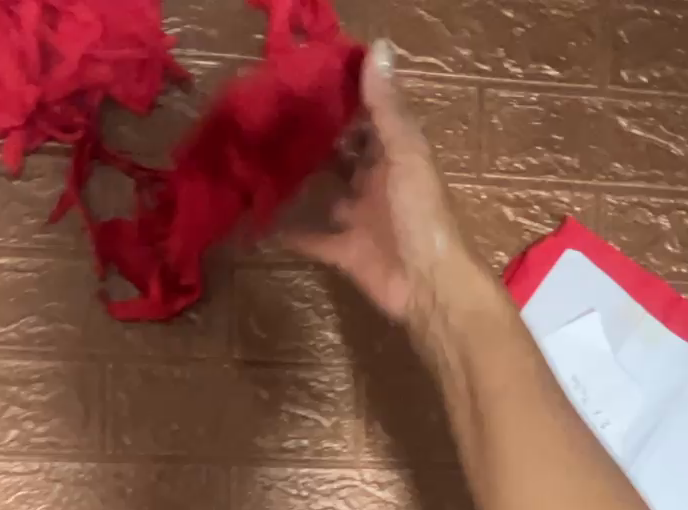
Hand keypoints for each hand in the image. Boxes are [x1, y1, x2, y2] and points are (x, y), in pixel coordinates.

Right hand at [285, 39, 470, 322]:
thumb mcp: (406, 154)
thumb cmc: (422, 215)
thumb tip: (377, 47)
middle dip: (317, 142)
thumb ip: (388, 109)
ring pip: (326, 196)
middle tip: (276, 121)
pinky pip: (312, 240)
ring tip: (262, 163)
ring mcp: (360, 220)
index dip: (347, 101)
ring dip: (301, 184)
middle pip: (344, 158)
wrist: (427, 285)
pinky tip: (259, 220)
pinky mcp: (344, 253)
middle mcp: (378, 185)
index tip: (310, 81)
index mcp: (397, 158)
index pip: (370, 122)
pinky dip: (289, 233)